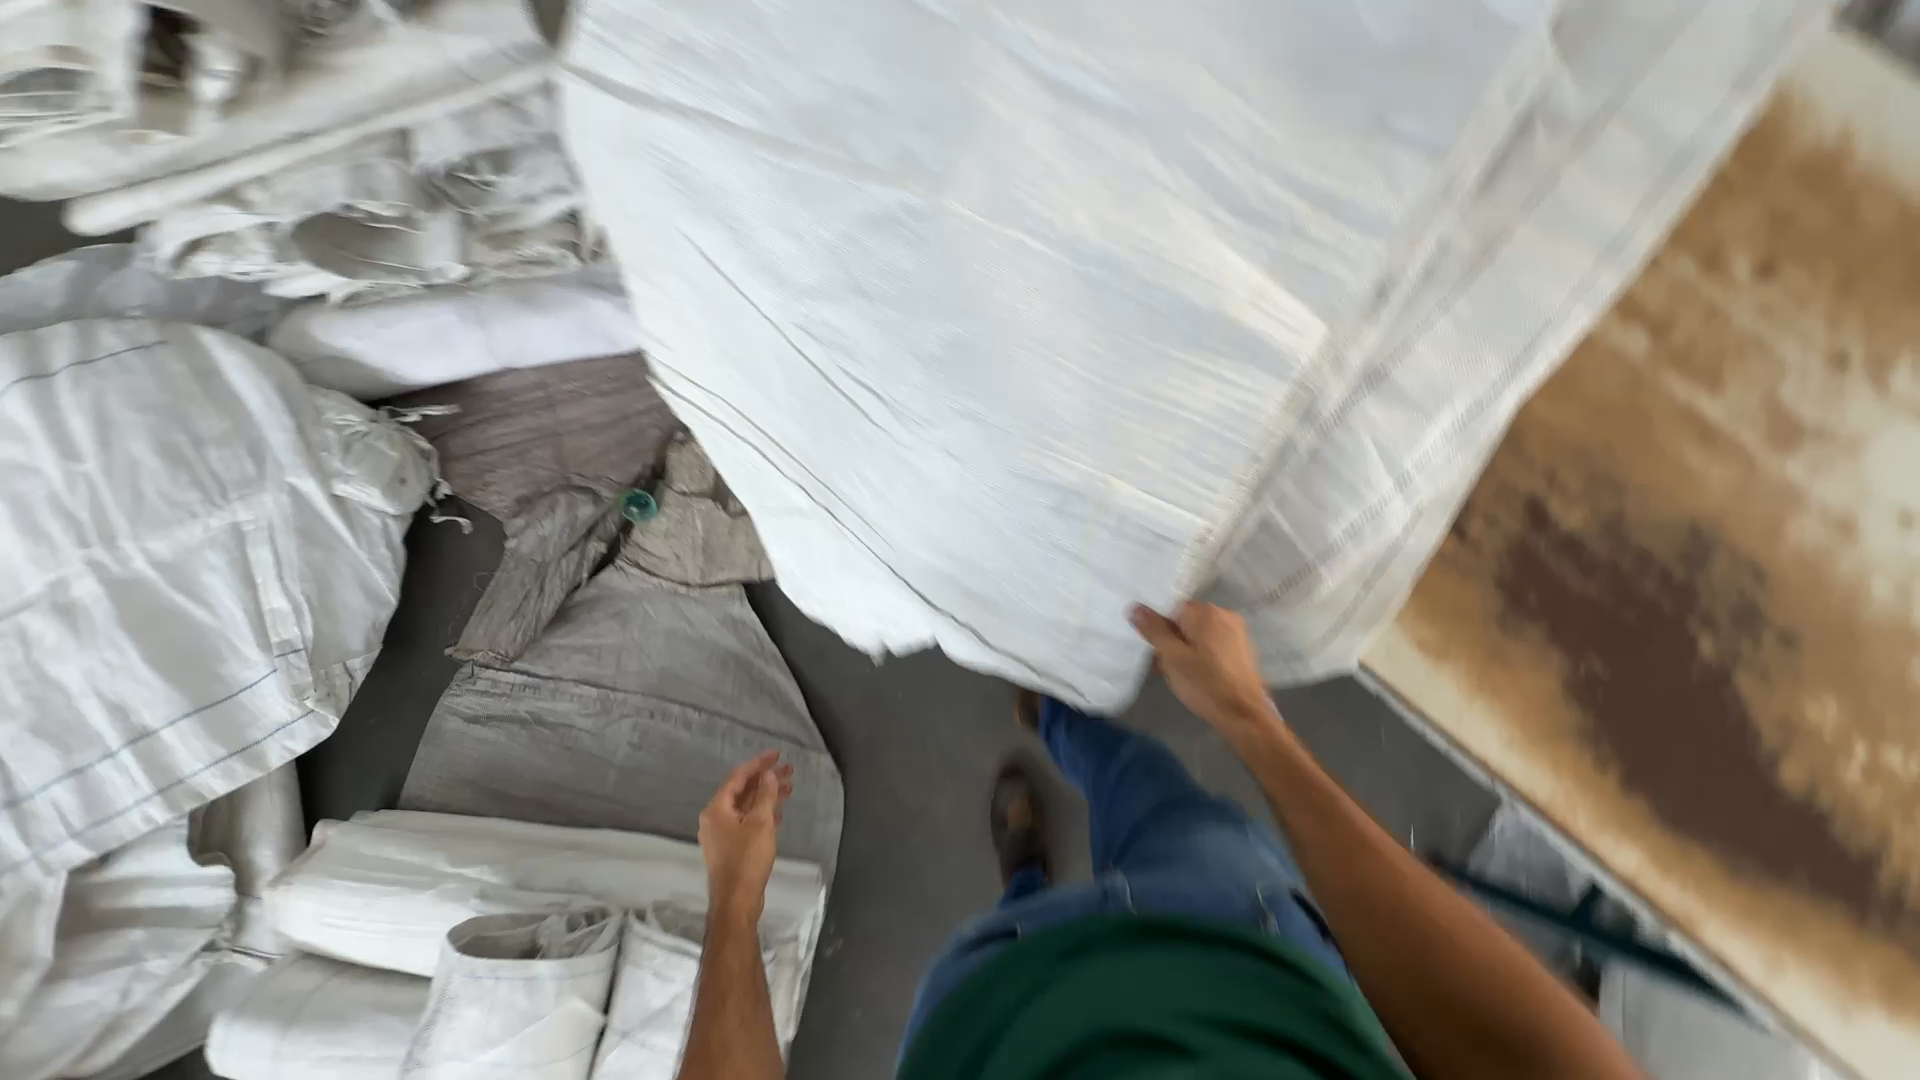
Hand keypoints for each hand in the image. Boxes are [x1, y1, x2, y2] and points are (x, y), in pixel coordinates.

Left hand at [698, 751, 793, 925]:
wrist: (736, 901)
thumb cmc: (747, 859)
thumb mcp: (760, 823)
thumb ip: (765, 796)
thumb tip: (768, 775)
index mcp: (717, 809)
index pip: (738, 777)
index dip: (759, 764)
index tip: (778, 754)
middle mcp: (715, 818)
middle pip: (742, 790)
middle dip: (766, 780)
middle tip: (789, 771)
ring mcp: (721, 834)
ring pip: (746, 806)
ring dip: (767, 796)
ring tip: (790, 789)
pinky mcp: (730, 848)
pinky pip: (747, 821)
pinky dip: (762, 813)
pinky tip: (779, 814)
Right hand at [1130, 602, 1280, 740]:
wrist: (1243, 714)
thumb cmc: (1205, 684)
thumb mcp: (1172, 657)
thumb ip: (1153, 630)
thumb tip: (1135, 607)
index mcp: (1205, 612)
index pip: (1170, 606)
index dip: (1155, 623)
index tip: (1148, 643)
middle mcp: (1223, 614)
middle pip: (1184, 619)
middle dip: (1169, 637)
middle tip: (1160, 662)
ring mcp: (1235, 630)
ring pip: (1196, 632)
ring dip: (1182, 646)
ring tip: (1175, 671)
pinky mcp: (1240, 647)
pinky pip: (1210, 642)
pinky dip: (1198, 652)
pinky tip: (1193, 672)